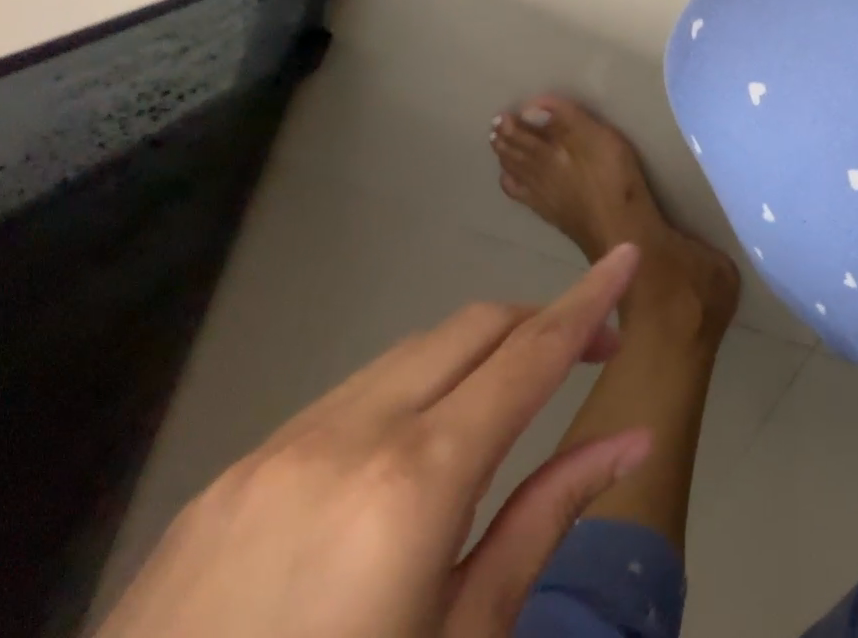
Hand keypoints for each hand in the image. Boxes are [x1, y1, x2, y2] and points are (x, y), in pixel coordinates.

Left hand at [95, 245, 653, 637]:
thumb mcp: (469, 630)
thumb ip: (547, 517)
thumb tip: (631, 440)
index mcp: (418, 480)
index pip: (529, 356)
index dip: (588, 301)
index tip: (627, 258)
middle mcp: (345, 439)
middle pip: (468, 330)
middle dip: (540, 319)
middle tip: (593, 352)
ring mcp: (273, 454)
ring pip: (404, 357)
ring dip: (476, 352)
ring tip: (511, 400)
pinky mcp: (225, 481)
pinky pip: (343, 400)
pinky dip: (408, 391)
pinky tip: (415, 451)